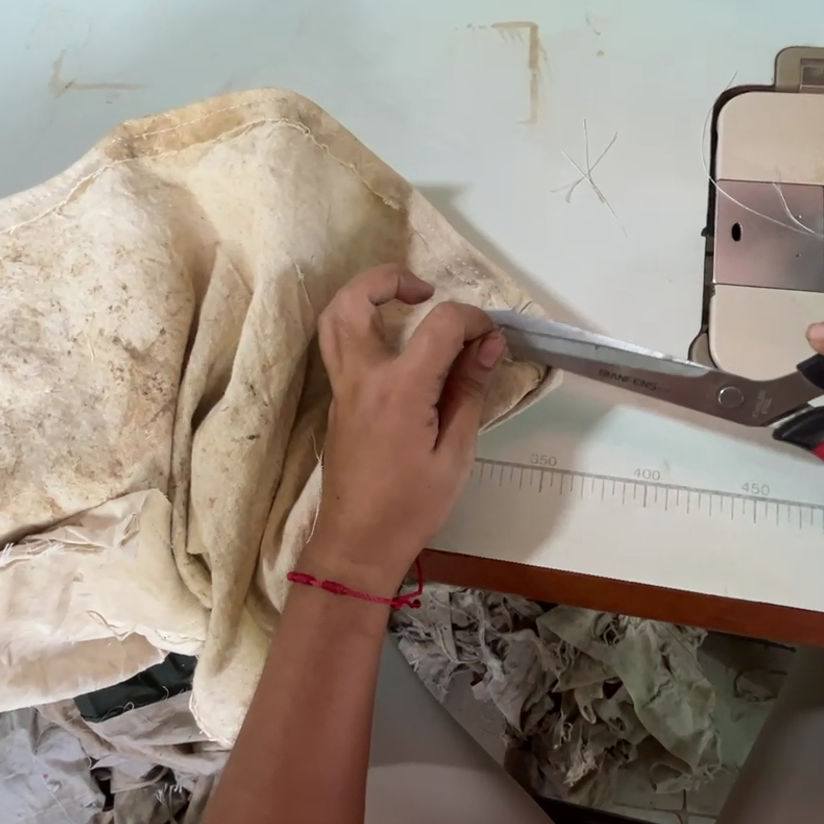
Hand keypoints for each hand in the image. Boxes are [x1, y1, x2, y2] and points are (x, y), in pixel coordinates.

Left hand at [302, 265, 507, 596]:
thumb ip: (469, 389)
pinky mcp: (337, 402)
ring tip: (404, 306)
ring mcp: (341, 389)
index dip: (472, 319)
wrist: (356, 544)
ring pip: (334, 321)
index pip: (439, 325)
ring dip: (365, 298)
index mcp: (399, 389)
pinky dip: (365, 329)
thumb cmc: (412, 506)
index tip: (490, 337)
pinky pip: (341, 348)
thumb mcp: (455, 452)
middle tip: (424, 290)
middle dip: (387, 279)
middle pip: (353, 302)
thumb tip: (489, 343)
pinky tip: (399, 349)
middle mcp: (362, 378)